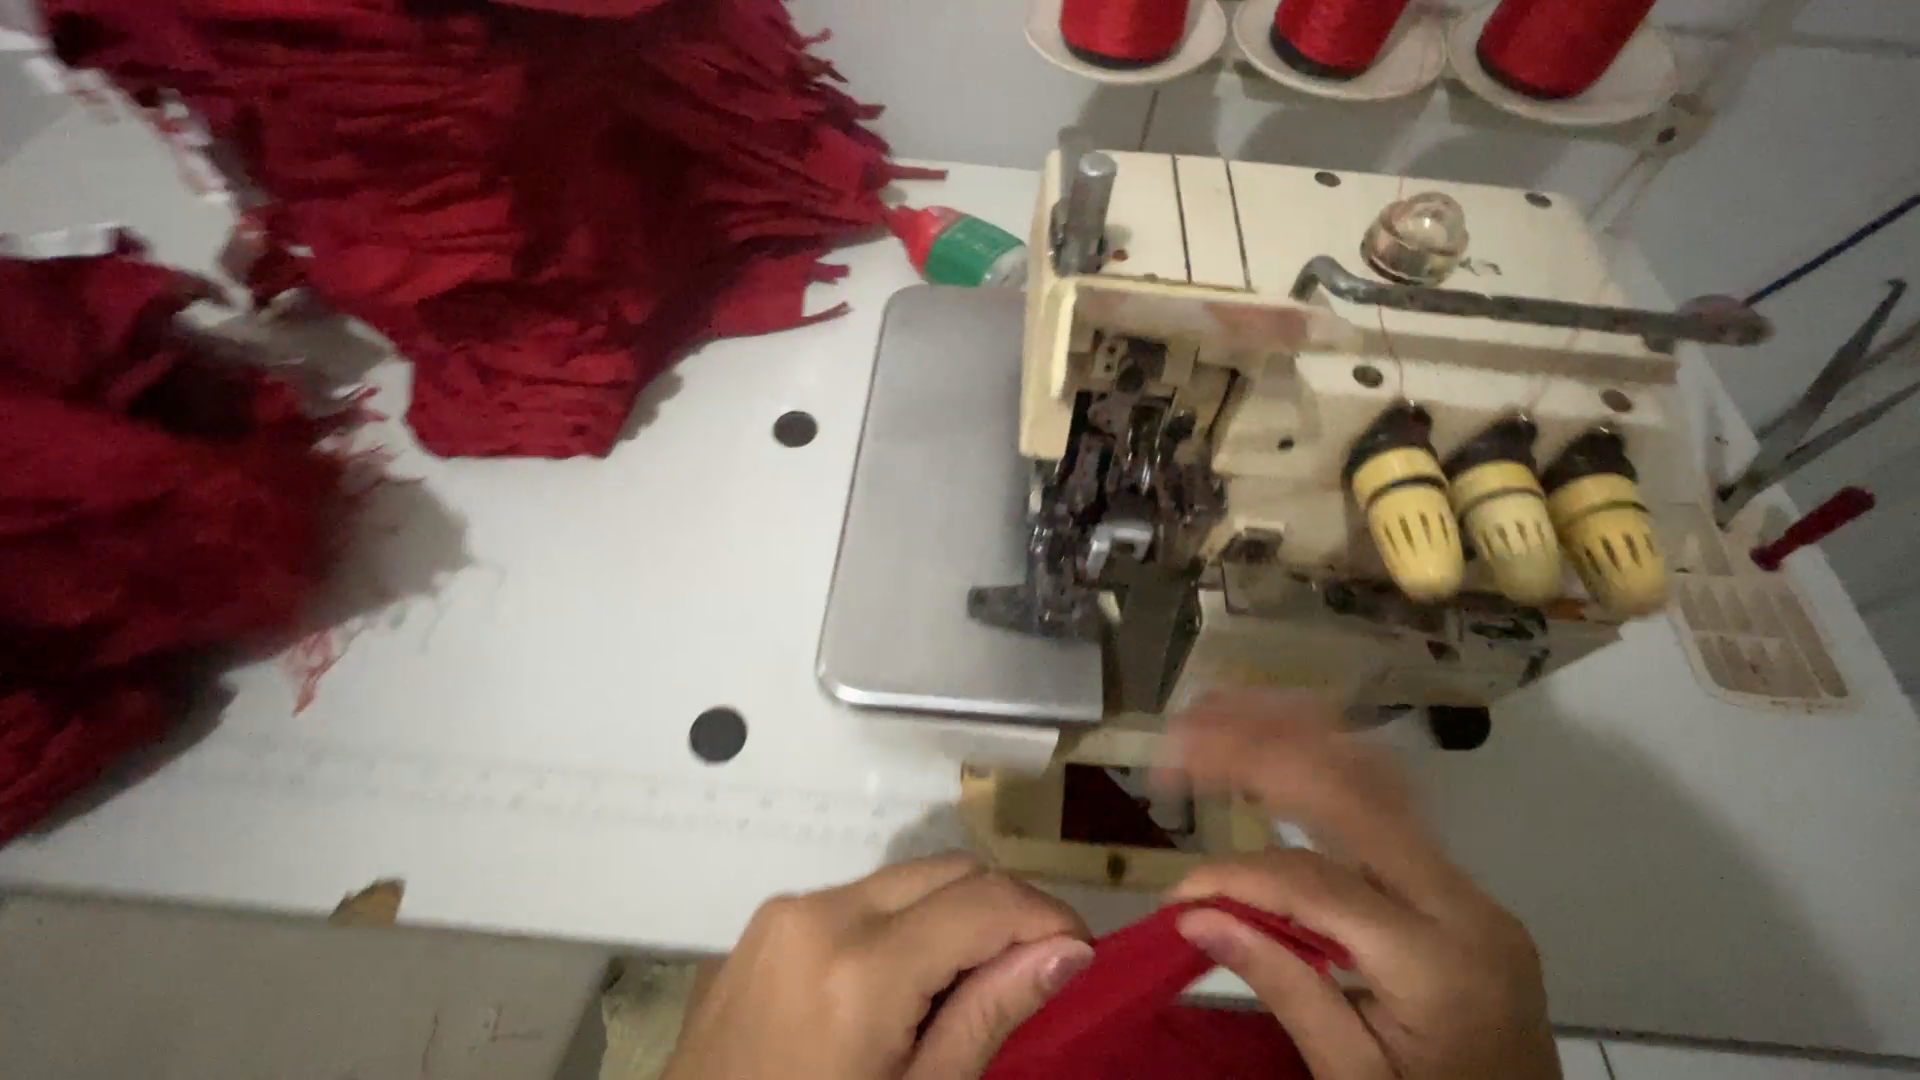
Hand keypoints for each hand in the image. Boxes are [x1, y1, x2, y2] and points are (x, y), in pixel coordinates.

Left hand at [664, 854, 1093, 1079]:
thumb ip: (988, 1015)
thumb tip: (1068, 951)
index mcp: (859, 967)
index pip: (984, 902)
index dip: (1047, 917)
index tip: (1083, 953)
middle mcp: (821, 910)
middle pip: (949, 871)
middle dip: (1005, 909)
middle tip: (1036, 970)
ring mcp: (785, 909)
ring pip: (908, 878)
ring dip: (955, 912)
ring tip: (971, 983)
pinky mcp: (767, 920)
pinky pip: (862, 896)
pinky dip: (905, 921)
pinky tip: (907, 981)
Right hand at [1156, 691, 1559, 1079]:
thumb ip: (1285, 988)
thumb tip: (1194, 915)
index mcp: (1442, 963)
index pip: (1317, 886)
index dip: (1237, 876)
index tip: (1178, 896)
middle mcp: (1464, 904)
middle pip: (1349, 795)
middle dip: (1258, 754)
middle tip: (1182, 738)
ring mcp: (1467, 887)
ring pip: (1374, 778)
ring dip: (1291, 737)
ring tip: (1222, 711)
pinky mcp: (1457, 885)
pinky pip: (1388, 803)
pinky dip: (1327, 763)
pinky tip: (1281, 738)